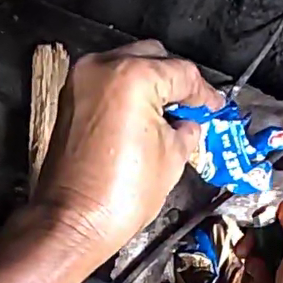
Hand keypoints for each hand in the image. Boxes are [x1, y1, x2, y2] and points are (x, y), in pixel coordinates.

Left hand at [33, 40, 222, 263]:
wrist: (74, 223)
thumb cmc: (116, 197)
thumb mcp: (172, 158)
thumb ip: (187, 129)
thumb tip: (190, 122)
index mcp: (131, 76)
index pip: (182, 72)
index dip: (204, 93)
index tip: (214, 107)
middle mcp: (100, 70)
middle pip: (152, 59)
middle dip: (175, 83)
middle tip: (193, 109)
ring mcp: (80, 85)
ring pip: (126, 69)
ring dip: (149, 87)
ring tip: (168, 116)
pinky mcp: (68, 103)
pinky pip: (105, 87)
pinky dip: (125, 97)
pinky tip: (142, 120)